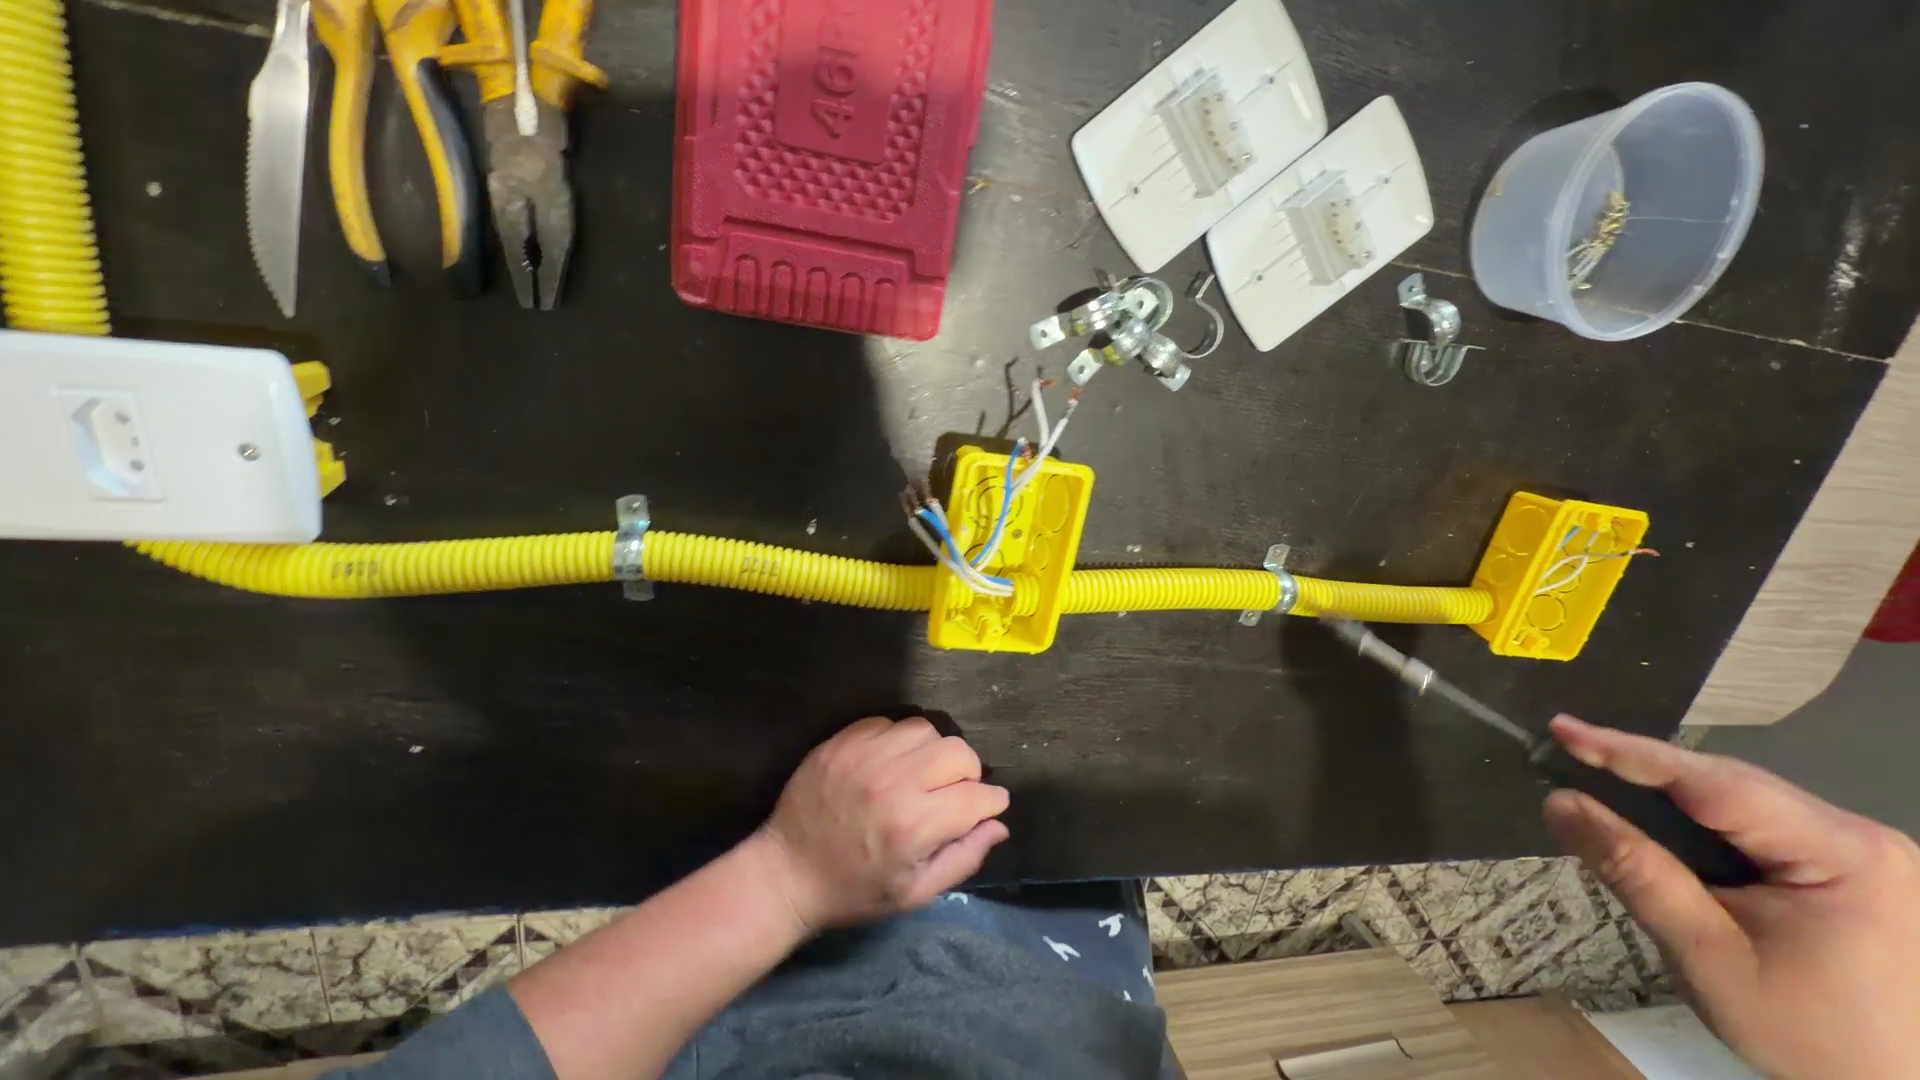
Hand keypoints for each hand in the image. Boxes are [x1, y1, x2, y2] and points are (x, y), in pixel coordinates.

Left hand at [756, 716, 1009, 934]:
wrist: (785, 873)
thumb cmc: (854, 891)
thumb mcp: (915, 892)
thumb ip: (963, 858)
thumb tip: (999, 824)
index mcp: (914, 825)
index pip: (978, 796)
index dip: (991, 802)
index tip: (987, 806)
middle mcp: (893, 782)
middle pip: (957, 752)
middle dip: (968, 772)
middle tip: (953, 792)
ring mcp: (864, 756)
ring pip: (925, 729)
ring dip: (932, 751)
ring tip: (921, 774)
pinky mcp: (841, 742)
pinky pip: (888, 722)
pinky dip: (898, 740)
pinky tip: (889, 764)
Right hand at [1543, 715, 1919, 1079]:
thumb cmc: (1806, 1031)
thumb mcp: (1706, 955)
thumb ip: (1634, 872)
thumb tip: (1560, 803)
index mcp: (1843, 854)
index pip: (1715, 783)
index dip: (1631, 752)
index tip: (1562, 728)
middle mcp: (1861, 836)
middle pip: (1728, 783)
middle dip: (1644, 768)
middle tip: (1566, 751)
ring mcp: (1860, 850)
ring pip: (1739, 798)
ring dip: (1667, 791)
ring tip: (1595, 777)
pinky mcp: (1849, 865)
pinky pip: (1756, 822)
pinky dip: (1697, 816)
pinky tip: (1654, 817)